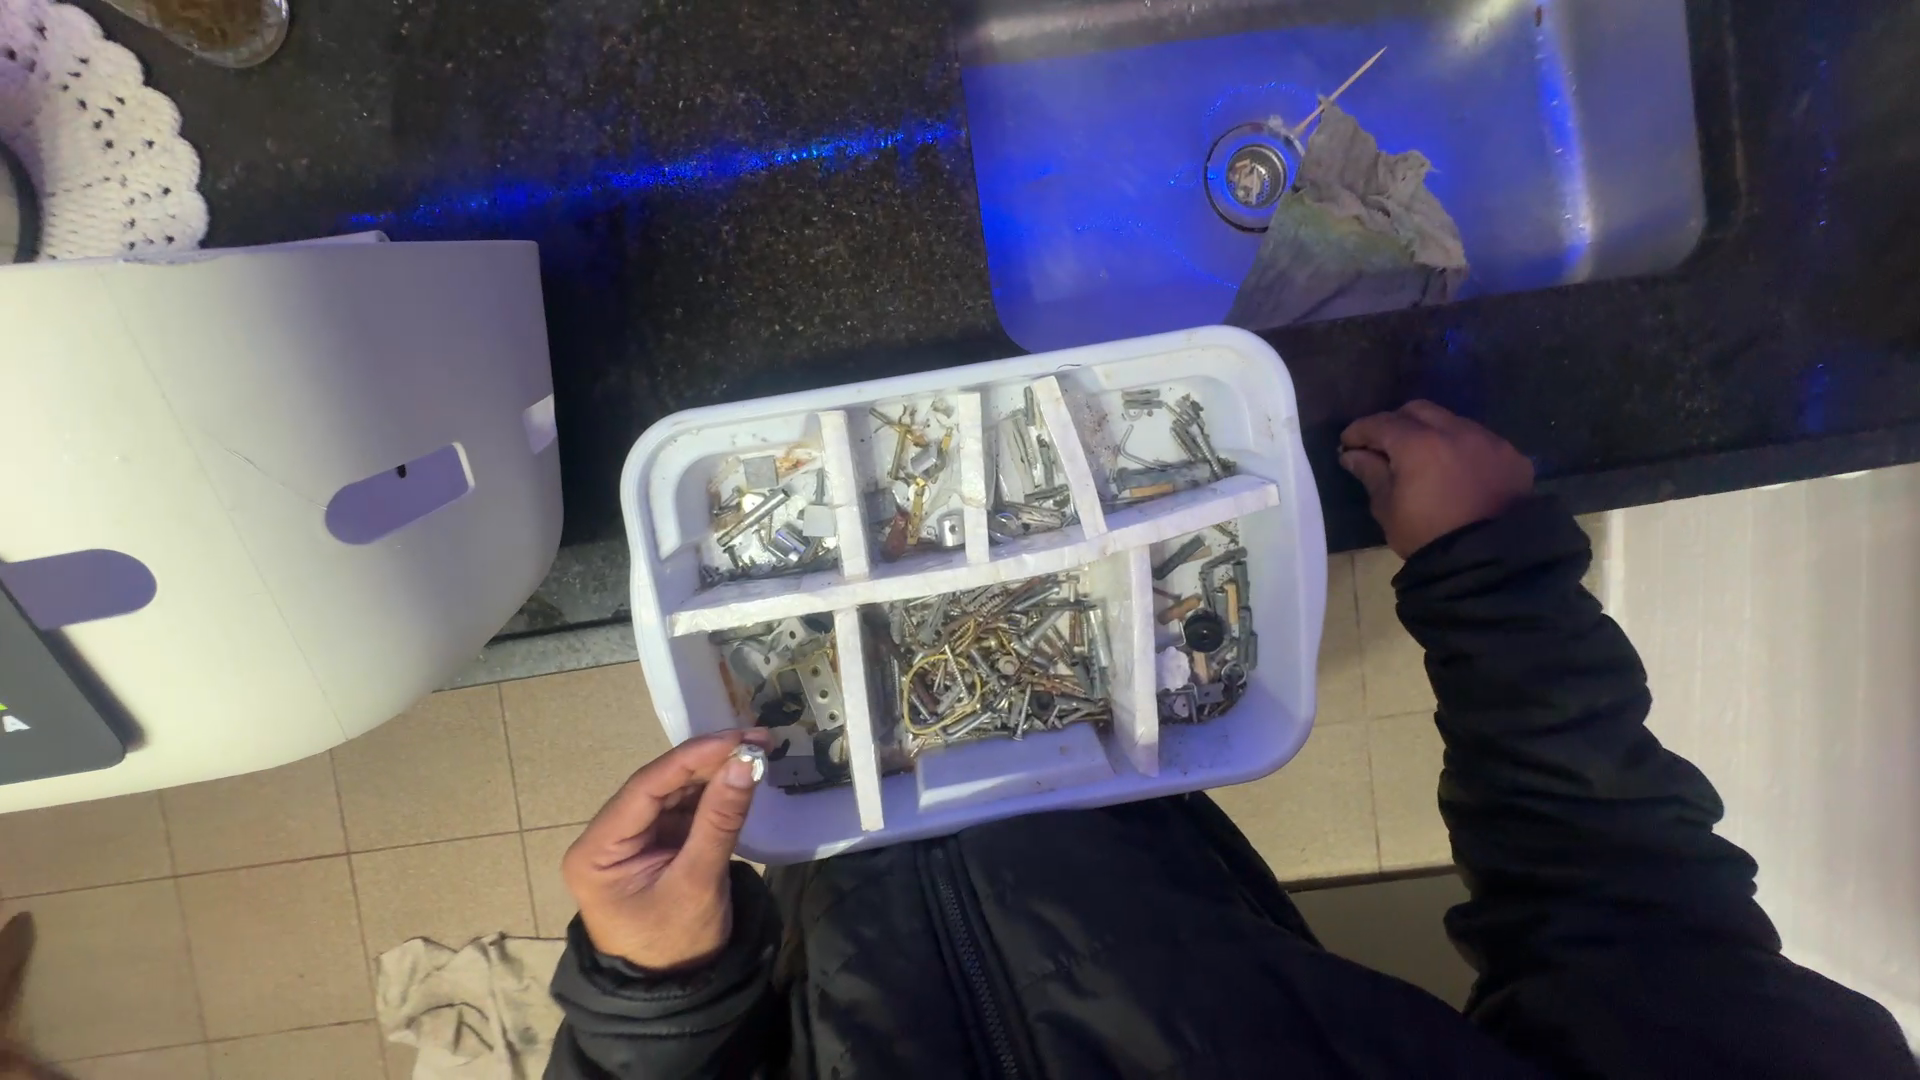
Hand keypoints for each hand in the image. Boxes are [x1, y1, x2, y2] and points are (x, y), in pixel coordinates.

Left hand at [561, 730, 767, 971]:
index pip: (646, 787)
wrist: (678, 994)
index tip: (738, 738)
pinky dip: (716, 788)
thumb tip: (746, 762)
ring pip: (676, 788)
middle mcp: (610, 835)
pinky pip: (687, 804)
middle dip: (710, 759)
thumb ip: (720, 820)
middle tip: (758, 741)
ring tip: (758, 751)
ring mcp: (635, 836)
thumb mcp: (699, 883)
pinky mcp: (660, 840)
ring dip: (717, 769)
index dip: (693, 757)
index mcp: (598, 849)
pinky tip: (742, 774)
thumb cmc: (675, 945)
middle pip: (661, 782)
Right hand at [1339, 400, 1533, 557]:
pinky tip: (1454, 470)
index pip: (1380, 423)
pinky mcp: (1512, 457)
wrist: (1487, 559)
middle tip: (1382, 445)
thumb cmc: (1425, 534)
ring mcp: (1489, 441)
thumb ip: (1370, 472)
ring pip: (1451, 421)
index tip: (1347, 443)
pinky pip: (1479, 440)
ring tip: (1421, 457)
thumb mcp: (1386, 506)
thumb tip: (1352, 454)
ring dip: (1430, 432)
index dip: (1359, 431)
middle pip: (1418, 410)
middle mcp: (1456, 431)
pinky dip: (1459, 447)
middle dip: (1395, 423)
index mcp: (1418, 444)